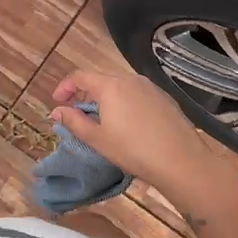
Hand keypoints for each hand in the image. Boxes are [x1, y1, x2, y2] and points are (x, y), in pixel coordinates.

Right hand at [51, 71, 211, 184]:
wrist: (181, 160)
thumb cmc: (132, 150)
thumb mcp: (97, 138)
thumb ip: (73, 121)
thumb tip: (57, 111)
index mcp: (110, 86)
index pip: (80, 76)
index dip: (65, 87)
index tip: (58, 102)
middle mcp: (130, 79)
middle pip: (100, 79)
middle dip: (84, 92)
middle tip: (76, 111)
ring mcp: (150, 87)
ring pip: (120, 85)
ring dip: (104, 96)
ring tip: (100, 117)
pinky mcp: (164, 98)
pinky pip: (136, 93)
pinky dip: (124, 100)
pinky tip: (127, 121)